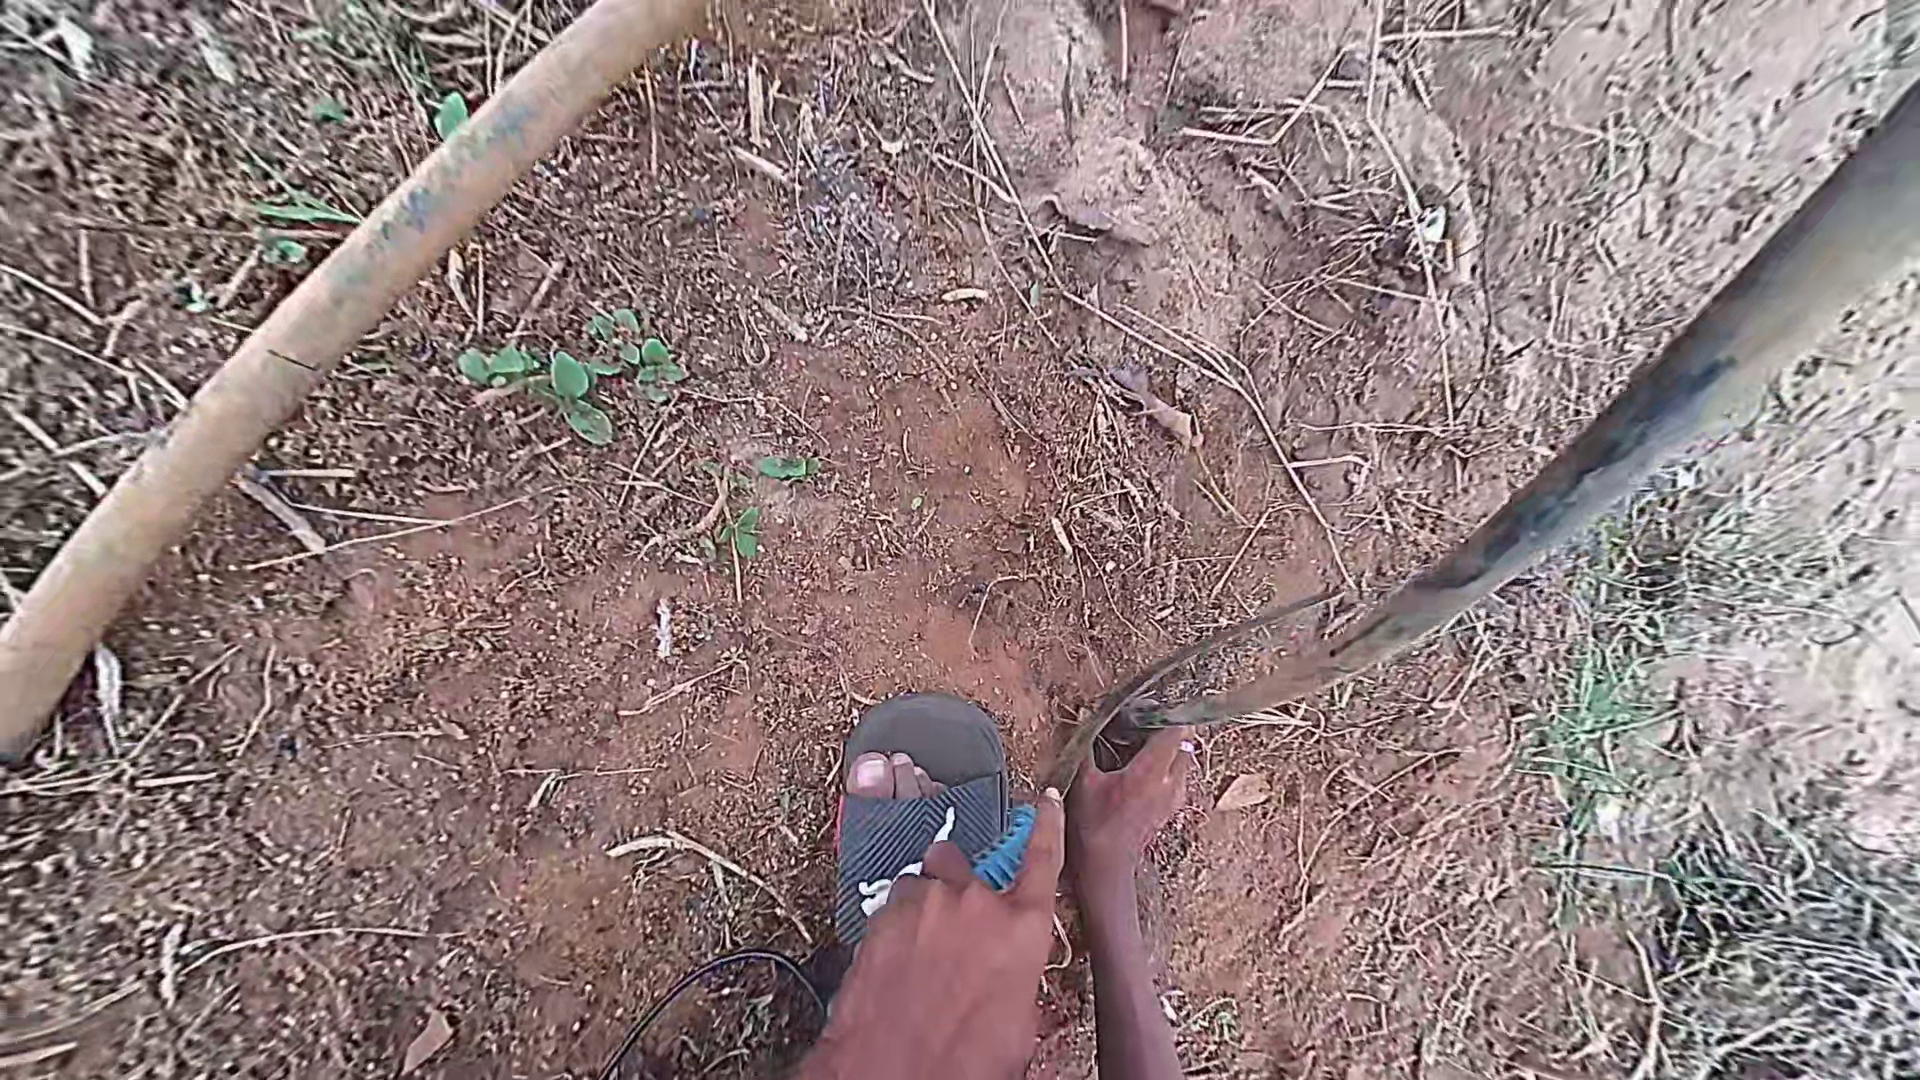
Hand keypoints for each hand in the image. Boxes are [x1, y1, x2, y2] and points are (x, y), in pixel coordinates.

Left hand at [795, 792, 1065, 1079]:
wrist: (890, 1076)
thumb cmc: (959, 1064)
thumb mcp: (1017, 1025)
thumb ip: (1019, 972)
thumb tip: (1010, 961)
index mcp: (1020, 929)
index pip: (1043, 859)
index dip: (1048, 825)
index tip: (1047, 801)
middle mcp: (977, 901)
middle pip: (970, 870)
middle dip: (961, 893)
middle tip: (953, 940)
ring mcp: (929, 898)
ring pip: (929, 883)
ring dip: (928, 908)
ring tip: (920, 958)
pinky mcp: (889, 907)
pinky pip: (899, 902)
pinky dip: (899, 923)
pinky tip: (896, 962)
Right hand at [1066, 727, 1190, 899]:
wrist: (1106, 866)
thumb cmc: (1093, 823)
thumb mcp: (1084, 780)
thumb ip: (1086, 745)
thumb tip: (1083, 713)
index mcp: (1150, 772)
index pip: (1174, 731)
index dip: (1166, 713)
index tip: (1150, 704)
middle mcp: (1170, 783)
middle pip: (1185, 742)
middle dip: (1168, 727)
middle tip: (1144, 719)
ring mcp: (1175, 797)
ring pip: (1184, 758)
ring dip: (1170, 745)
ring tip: (1141, 740)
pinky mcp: (1172, 807)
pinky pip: (1179, 774)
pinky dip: (1168, 762)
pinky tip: (1142, 763)